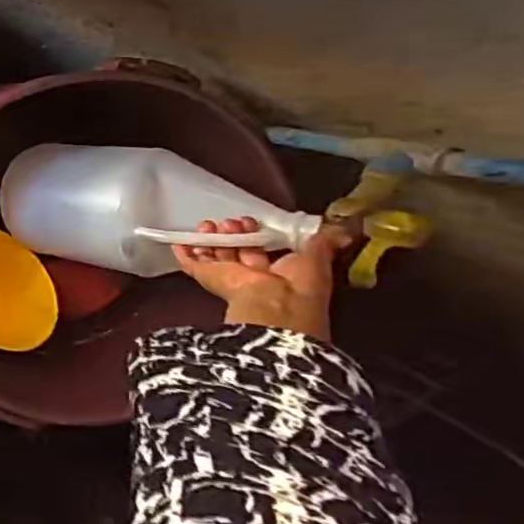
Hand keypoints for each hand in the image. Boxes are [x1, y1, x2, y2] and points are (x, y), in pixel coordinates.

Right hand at [171, 218, 351, 339]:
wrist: (270, 302)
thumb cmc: (297, 282)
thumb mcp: (316, 259)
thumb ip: (322, 244)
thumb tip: (343, 232)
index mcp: (276, 271)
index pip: (260, 248)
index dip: (254, 232)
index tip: (251, 221)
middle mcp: (249, 274)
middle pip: (234, 249)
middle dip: (230, 232)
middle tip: (230, 221)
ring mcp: (225, 276)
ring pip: (212, 253)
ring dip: (209, 238)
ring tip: (208, 225)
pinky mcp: (205, 277)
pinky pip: (190, 263)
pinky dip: (183, 252)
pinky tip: (179, 240)